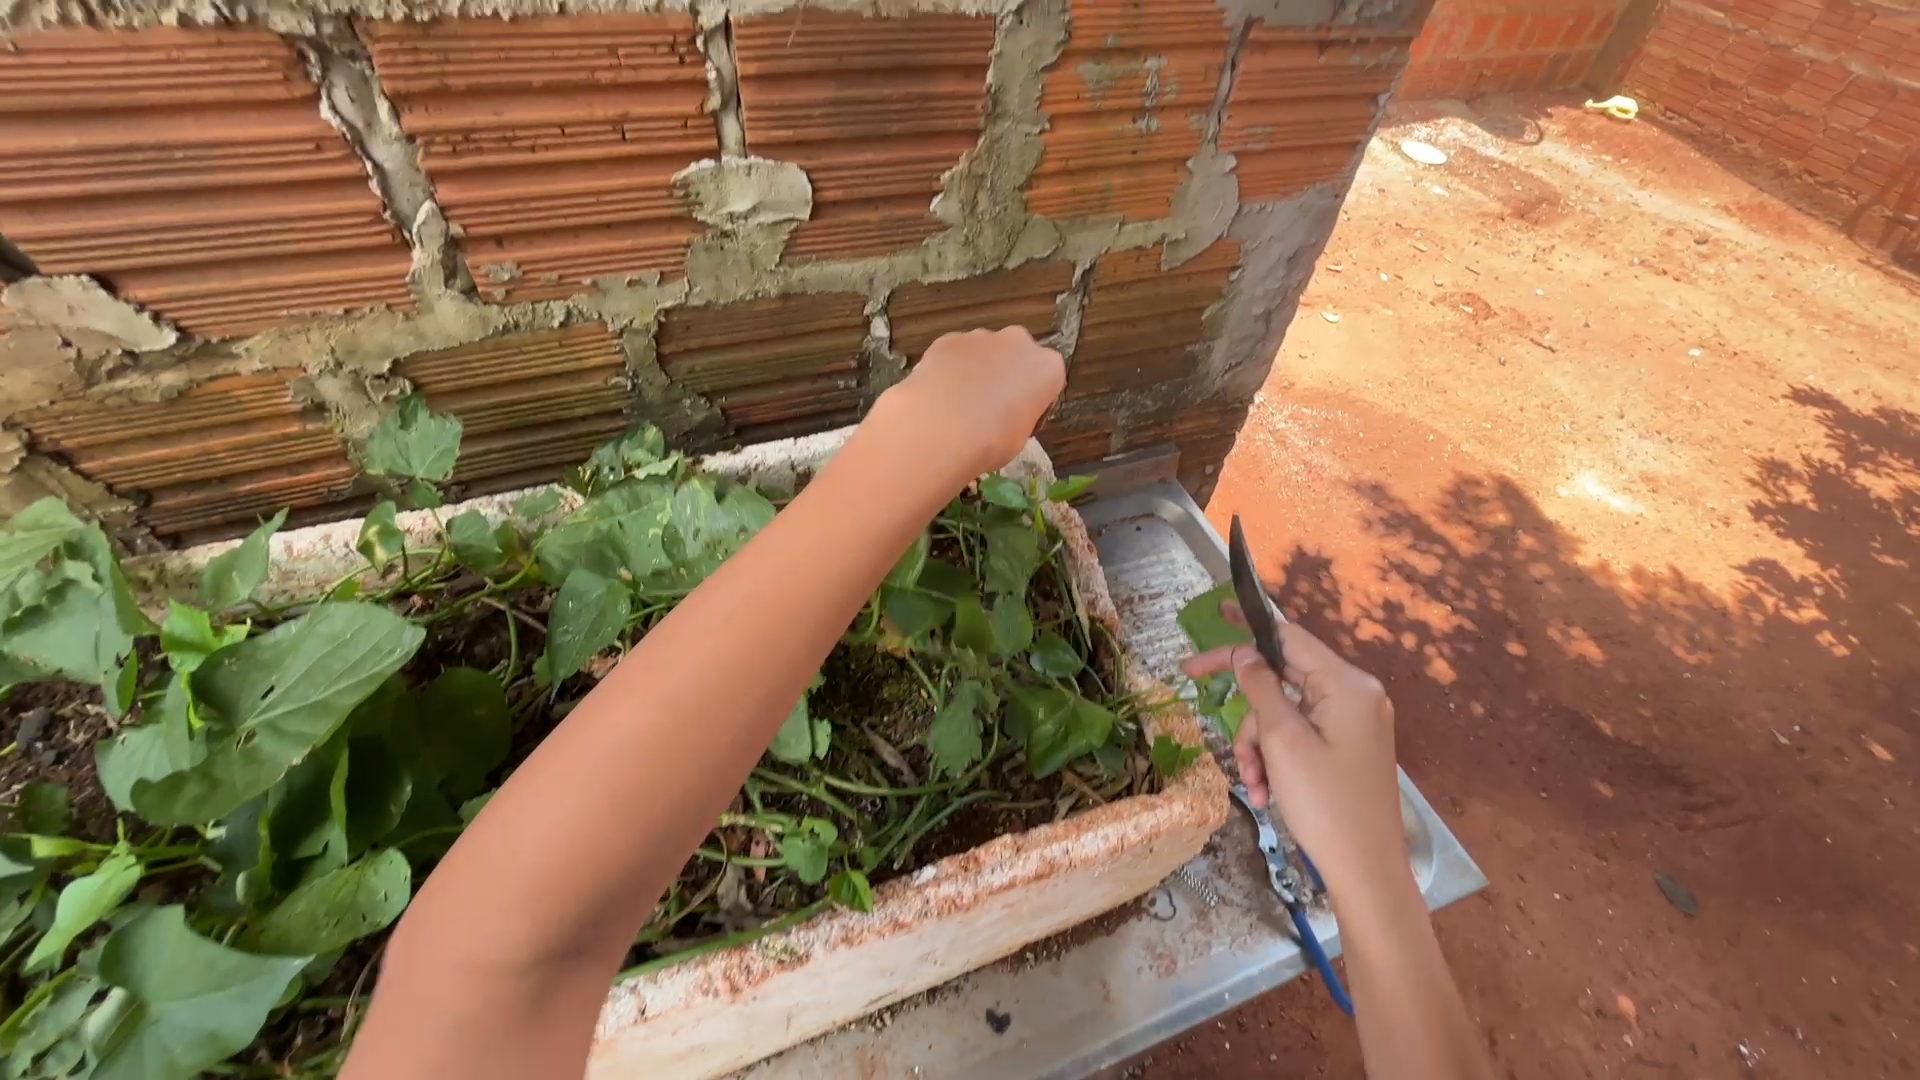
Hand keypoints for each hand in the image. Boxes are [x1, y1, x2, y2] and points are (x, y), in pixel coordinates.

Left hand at [872, 327, 1065, 479]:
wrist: (940, 434)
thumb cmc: (991, 443)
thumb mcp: (1020, 437)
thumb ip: (1020, 414)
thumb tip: (1004, 413)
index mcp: (1047, 367)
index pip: (1046, 380)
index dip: (1032, 401)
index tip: (1018, 419)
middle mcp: (1018, 341)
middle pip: (1016, 356)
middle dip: (1006, 375)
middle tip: (989, 408)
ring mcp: (980, 336)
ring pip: (983, 352)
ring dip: (977, 370)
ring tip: (958, 405)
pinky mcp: (947, 339)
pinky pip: (954, 354)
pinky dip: (949, 370)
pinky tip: (939, 395)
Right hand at [1182, 601, 1408, 897]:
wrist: (1368, 873)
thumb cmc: (1325, 803)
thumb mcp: (1283, 739)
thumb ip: (1260, 686)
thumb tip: (1244, 653)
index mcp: (1347, 684)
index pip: (1287, 637)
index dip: (1246, 627)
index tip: (1213, 615)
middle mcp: (1355, 695)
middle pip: (1282, 678)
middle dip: (1249, 712)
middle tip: (1204, 707)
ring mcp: (1353, 723)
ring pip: (1284, 712)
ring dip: (1259, 744)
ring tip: (1253, 783)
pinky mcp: (1348, 748)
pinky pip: (1300, 735)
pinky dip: (1277, 757)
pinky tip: (1265, 790)